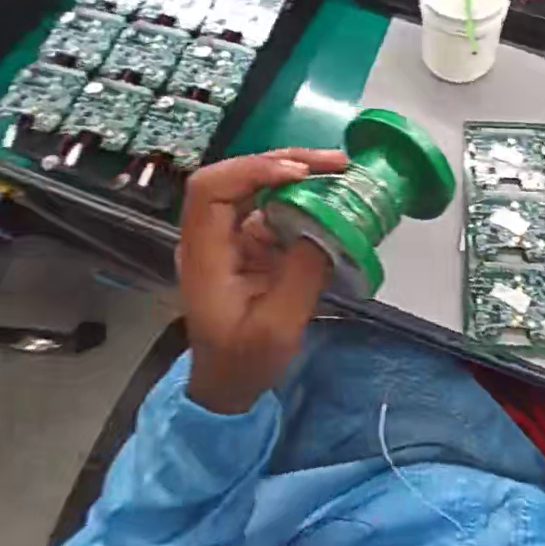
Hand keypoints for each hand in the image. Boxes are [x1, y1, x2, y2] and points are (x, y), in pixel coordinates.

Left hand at [177, 147, 347, 413]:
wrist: (228, 384)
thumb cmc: (243, 363)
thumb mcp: (277, 328)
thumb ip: (302, 274)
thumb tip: (328, 224)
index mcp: (204, 254)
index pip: (210, 190)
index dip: (252, 171)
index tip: (299, 175)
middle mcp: (211, 236)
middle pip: (235, 176)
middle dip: (285, 161)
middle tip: (336, 163)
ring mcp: (230, 237)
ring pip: (256, 186)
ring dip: (297, 173)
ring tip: (340, 171)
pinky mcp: (249, 243)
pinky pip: (273, 207)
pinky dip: (303, 196)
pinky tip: (331, 195)